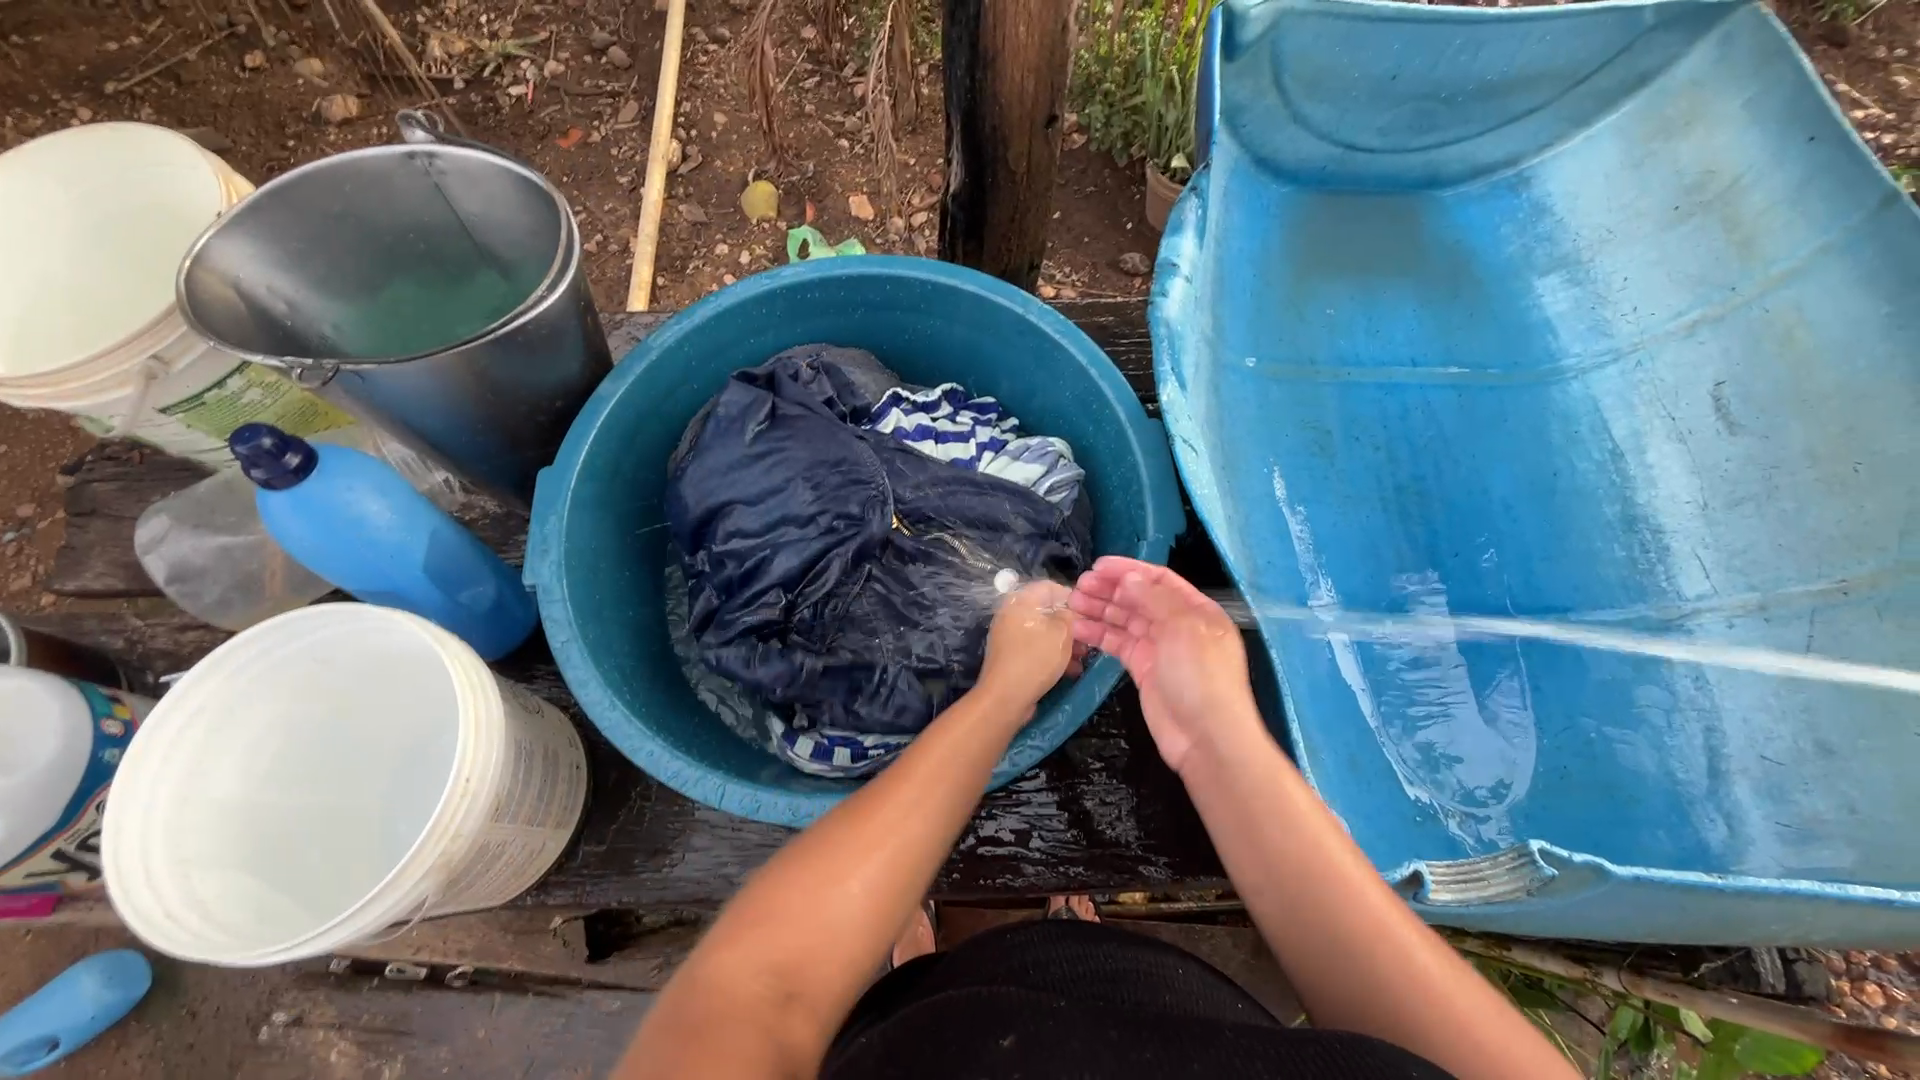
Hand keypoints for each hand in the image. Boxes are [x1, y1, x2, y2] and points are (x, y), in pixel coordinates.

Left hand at [976, 580, 1076, 715]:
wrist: (1004, 698)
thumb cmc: (1035, 659)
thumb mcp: (1061, 634)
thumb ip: (1070, 616)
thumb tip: (1071, 612)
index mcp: (1020, 601)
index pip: (1050, 587)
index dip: (1072, 598)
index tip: (1089, 615)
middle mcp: (1012, 614)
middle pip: (1047, 611)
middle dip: (1070, 626)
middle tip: (1088, 640)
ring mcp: (1009, 636)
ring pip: (1044, 632)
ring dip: (1065, 643)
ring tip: (1082, 658)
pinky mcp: (1012, 656)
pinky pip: (1036, 649)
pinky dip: (1052, 656)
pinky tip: (1071, 670)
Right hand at [1070, 557, 1263, 773]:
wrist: (1205, 737)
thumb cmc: (1201, 677)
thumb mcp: (1183, 628)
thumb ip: (1154, 599)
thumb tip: (1128, 579)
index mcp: (1196, 610)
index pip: (1159, 580)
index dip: (1128, 570)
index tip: (1097, 567)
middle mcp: (1178, 625)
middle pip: (1140, 598)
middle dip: (1109, 590)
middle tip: (1079, 586)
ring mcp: (1160, 649)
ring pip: (1125, 621)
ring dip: (1100, 610)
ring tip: (1072, 604)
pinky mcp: (1144, 670)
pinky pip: (1118, 645)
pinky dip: (1099, 635)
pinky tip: (1078, 629)